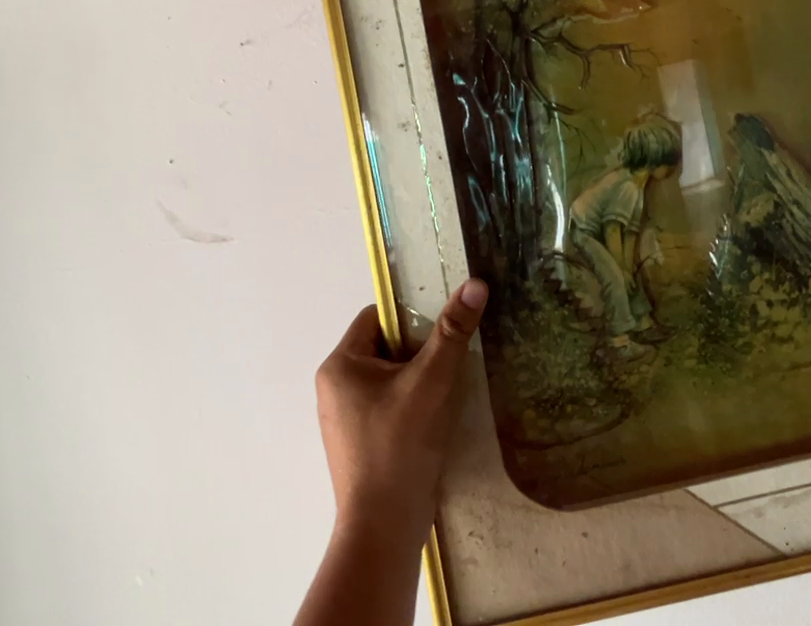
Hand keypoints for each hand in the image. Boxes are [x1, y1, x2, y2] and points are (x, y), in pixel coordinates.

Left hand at [314, 279, 487, 542]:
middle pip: (386, 347)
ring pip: (391, 378)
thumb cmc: (400, 445)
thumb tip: (475, 283)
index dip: (412, 316)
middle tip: (453, 359)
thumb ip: (453, 332)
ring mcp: (346, 419)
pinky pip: (390, 406)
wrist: (384, 527)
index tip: (445, 328)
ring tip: (450, 388)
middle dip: (421, 350)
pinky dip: (415, 405)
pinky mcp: (361, 443)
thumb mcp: (431, 381)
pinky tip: (439, 418)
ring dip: (421, 379)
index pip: (377, 317)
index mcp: (339, 366)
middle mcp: (335, 388)